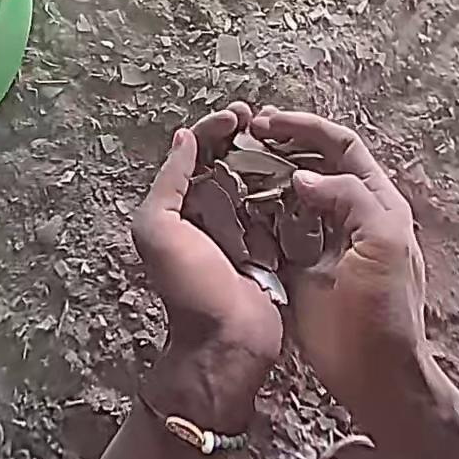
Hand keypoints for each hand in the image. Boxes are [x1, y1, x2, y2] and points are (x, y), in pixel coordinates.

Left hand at [132, 103, 282, 431]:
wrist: (227, 342)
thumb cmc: (188, 287)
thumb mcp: (158, 229)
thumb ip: (168, 183)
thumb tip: (184, 138)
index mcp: (181, 205)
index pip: (195, 153)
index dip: (213, 129)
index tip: (237, 115)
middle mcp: (210, 210)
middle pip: (227, 160)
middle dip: (242, 135)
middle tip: (260, 117)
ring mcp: (242, 226)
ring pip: (255, 178)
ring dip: (266, 154)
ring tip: (283, 135)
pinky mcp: (271, 242)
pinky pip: (278, 204)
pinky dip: (286, 183)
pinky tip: (299, 166)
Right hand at [251, 109, 426, 418]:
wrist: (373, 372)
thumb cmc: (385, 310)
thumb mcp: (381, 244)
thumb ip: (349, 199)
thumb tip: (302, 177)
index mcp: (376, 202)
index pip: (340, 146)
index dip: (305, 128)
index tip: (267, 121)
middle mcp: (349, 212)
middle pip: (315, 161)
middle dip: (283, 141)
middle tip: (246, 132)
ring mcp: (322, 236)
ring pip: (293, 189)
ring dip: (268, 169)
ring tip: (237, 157)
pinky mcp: (300, 260)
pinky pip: (276, 223)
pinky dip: (258, 206)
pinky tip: (236, 199)